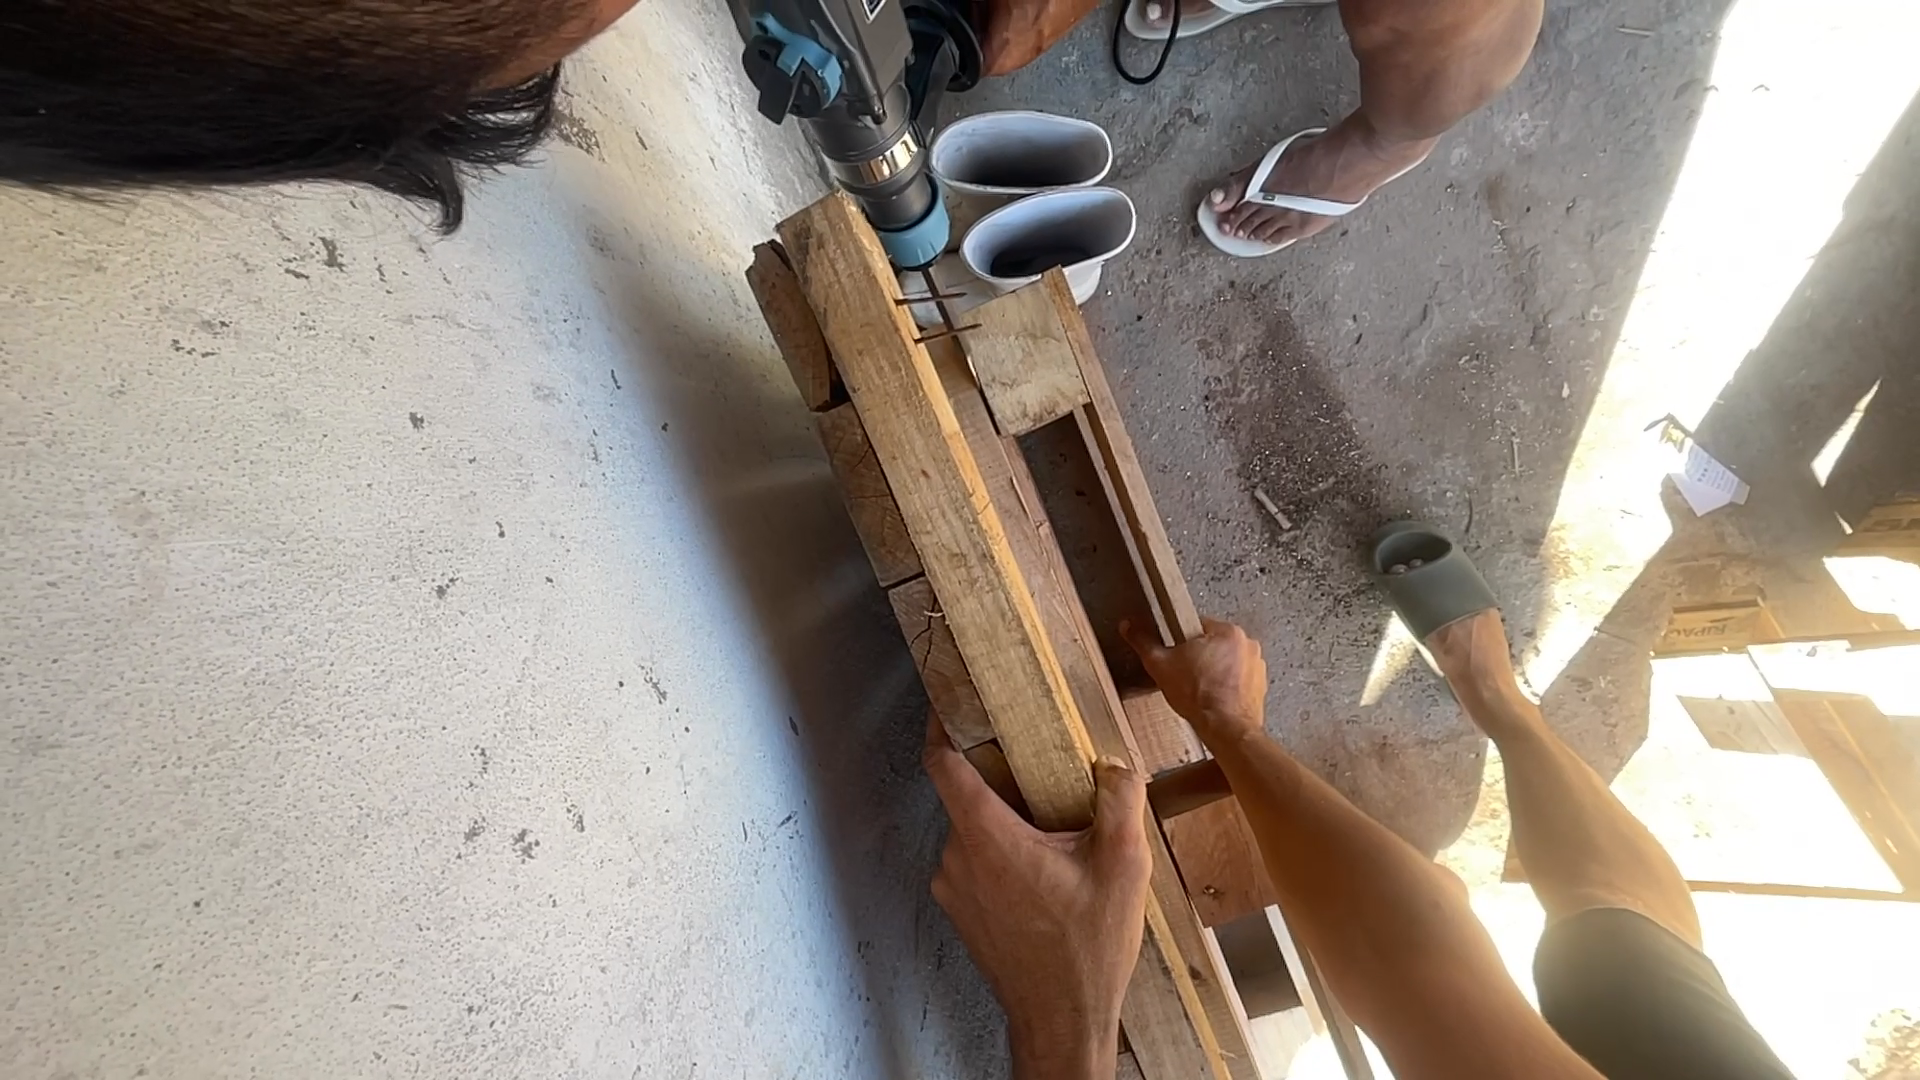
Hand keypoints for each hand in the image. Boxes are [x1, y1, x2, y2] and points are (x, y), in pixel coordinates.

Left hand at [922, 716, 1150, 1079]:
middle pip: (965, 795)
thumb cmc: (1087, 947)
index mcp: (986, 836)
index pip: (942, 764)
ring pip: (972, 829)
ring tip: (1051, 832)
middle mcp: (957, 857)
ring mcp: (952, 887)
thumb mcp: (1122, 867)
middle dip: (998, 779)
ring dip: (1003, 820)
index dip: (938, 726)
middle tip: (1038, 774)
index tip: (944, 699)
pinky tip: (1041, 870)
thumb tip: (1113, 763)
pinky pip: (972, 861)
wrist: (1062, 1023)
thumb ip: (1119, 801)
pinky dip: (998, 851)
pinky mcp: (959, 910)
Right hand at [1122, 616, 1267, 746]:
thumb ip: (1143, 642)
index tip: (1174, 654)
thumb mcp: (1159, 665)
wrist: (1226, 730)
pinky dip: (1227, 684)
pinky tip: (1212, 696)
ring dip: (1214, 669)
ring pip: (1226, 660)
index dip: (1179, 640)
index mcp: (1226, 630)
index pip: (1196, 625)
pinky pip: (1238, 678)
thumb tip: (1128, 627)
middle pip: (1212, 642)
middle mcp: (1247, 643)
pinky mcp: (1260, 685)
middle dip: (1198, 656)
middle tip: (1183, 673)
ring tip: (1197, 687)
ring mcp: (1257, 665)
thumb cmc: (1198, 697)